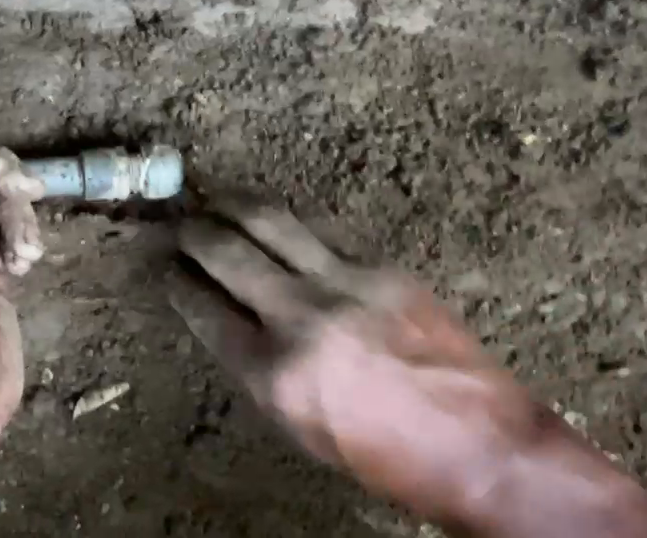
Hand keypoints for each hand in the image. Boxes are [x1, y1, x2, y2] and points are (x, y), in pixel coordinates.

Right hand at [173, 205, 646, 537]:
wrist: (485, 447)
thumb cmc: (384, 454)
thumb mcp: (300, 424)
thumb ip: (253, 363)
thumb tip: (220, 310)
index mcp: (276, 373)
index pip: (203, 308)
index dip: (175, 281)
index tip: (161, 265)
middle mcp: (302, 317)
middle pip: (225, 251)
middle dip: (191, 230)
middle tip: (176, 221)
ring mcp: (345, 282)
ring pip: (269, 219)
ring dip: (231, 201)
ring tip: (210, 192)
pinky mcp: (381, 266)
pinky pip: (319, 227)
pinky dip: (286, 217)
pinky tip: (272, 213)